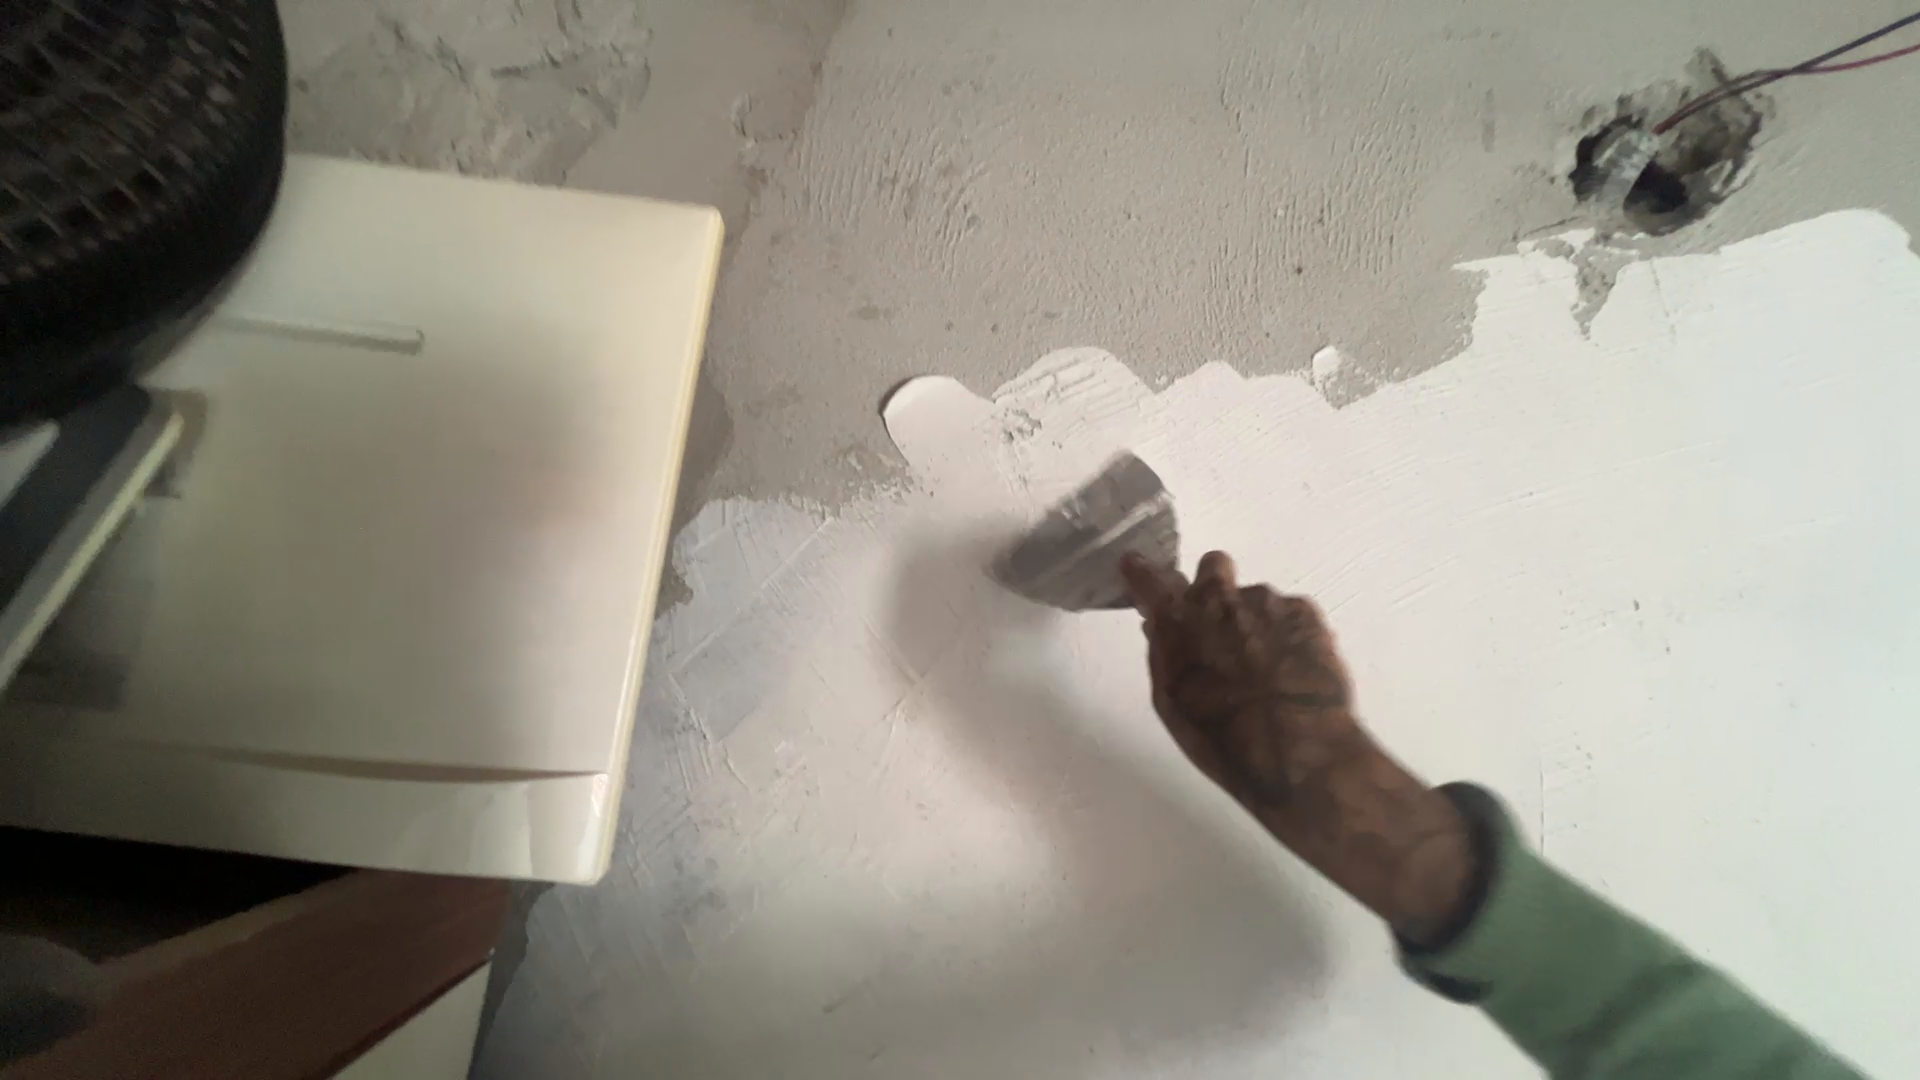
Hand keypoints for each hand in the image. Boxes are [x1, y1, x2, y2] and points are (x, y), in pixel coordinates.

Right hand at [1118, 550, 1366, 803]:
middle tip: (1221, 627)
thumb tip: (1159, 625)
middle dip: (1214, 587)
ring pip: (1256, 599)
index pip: (1148, 577)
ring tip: (1268, 668)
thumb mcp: (1171, 700)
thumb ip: (1164, 652)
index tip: (1137, 570)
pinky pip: (1291, 614)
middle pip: (1212, 567)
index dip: (1142, 572)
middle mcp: (1218, 598)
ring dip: (1256, 622)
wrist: (1296, 750)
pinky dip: (1289, 635)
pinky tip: (1294, 669)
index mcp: (1177, 618)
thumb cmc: (1218, 734)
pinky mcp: (1307, 613)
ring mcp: (1266, 601)